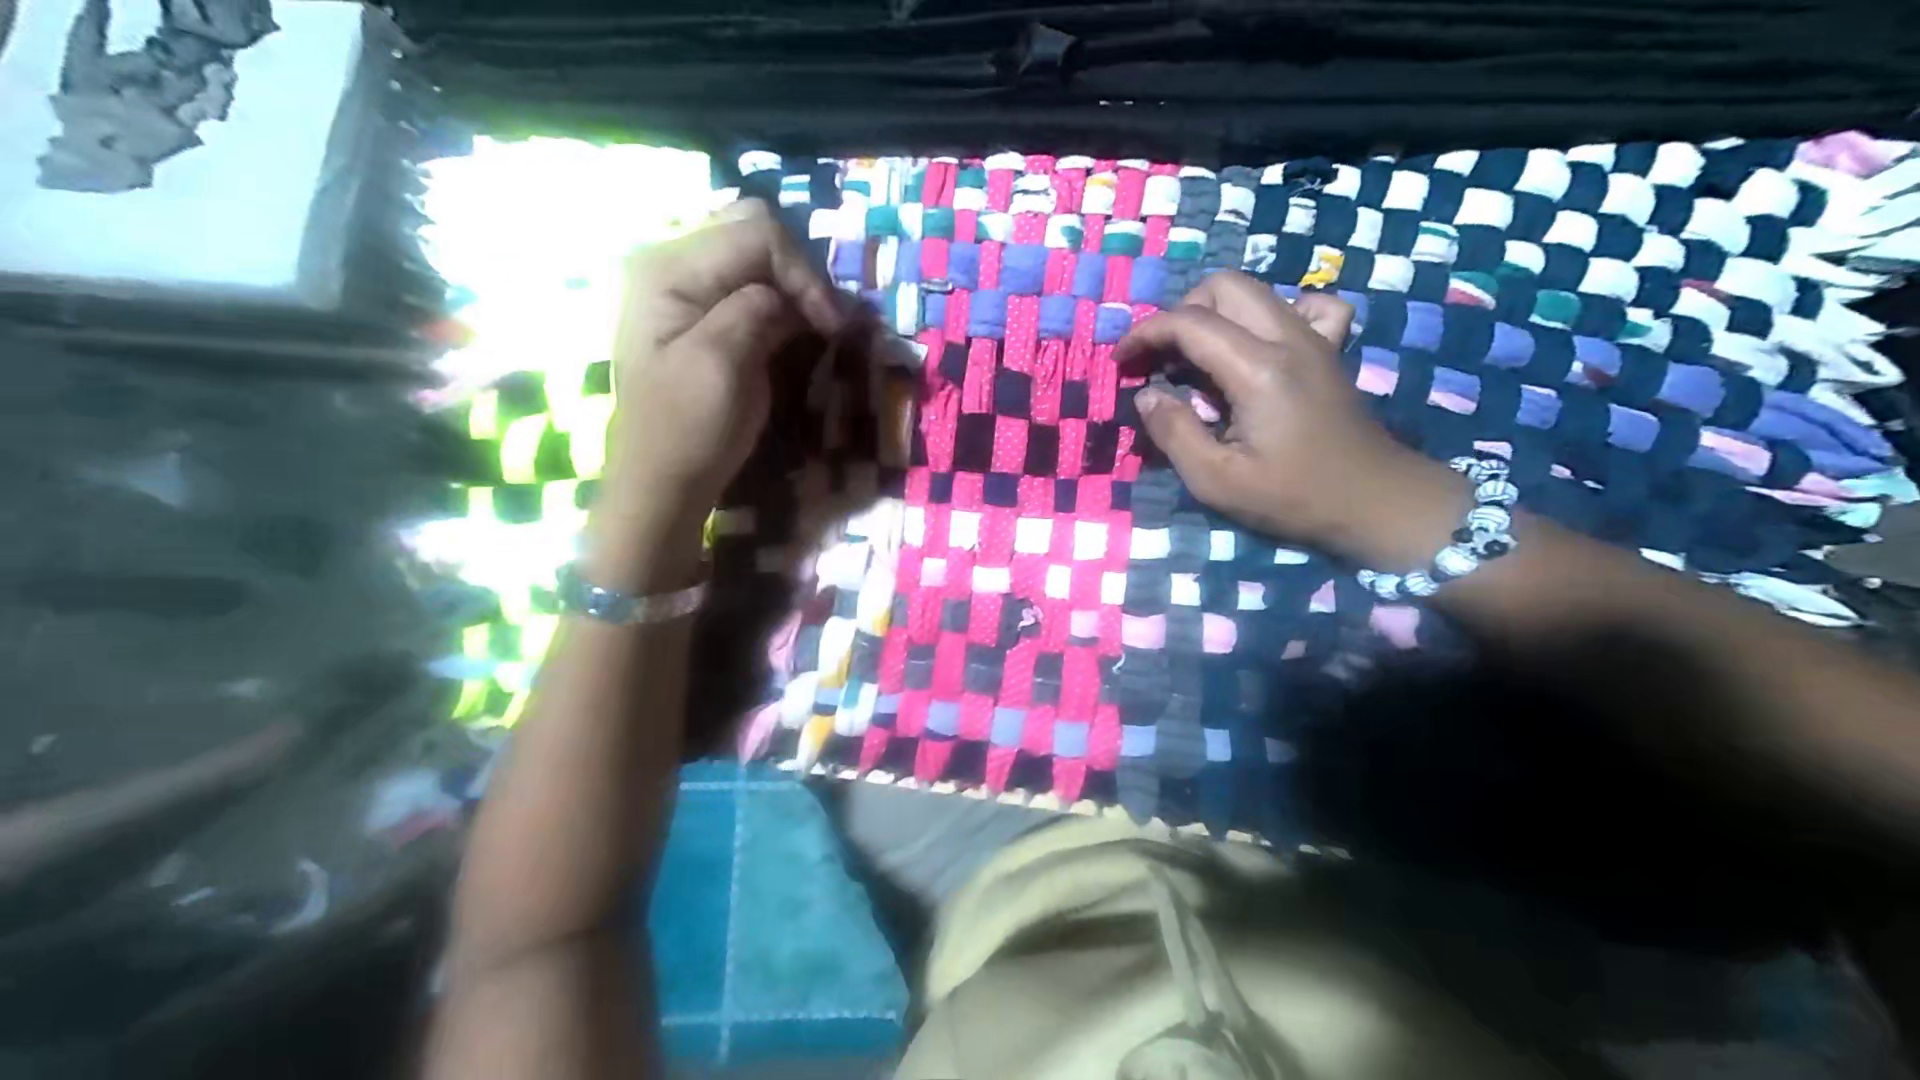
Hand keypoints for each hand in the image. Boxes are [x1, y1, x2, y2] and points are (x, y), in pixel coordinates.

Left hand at [585, 200, 843, 591]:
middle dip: (800, 275)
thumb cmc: (687, 429)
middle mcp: (674, 266)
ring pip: (759, 261)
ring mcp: (687, 294)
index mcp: (668, 269)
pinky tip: (800, 335)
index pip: (757, 233)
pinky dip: (785, 308)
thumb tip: (794, 296)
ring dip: (797, 292)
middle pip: (756, 234)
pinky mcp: (705, 321)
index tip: (832, 327)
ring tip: (821, 332)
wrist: (663, 484)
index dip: (803, 273)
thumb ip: (756, 309)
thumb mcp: (721, 362)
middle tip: (826, 324)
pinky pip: (754, 292)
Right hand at [1117, 271, 1462, 565]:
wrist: (1376, 501)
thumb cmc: (1293, 496)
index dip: (1144, 334)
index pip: (1188, 323)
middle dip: (1178, 314)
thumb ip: (1174, 432)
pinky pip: (1305, 306)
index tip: (1121, 362)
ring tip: (1197, 354)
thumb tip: (1146, 395)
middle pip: (1223, 287)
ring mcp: (1316, 338)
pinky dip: (1271, 313)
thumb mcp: (1216, 480)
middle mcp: (1288, 337)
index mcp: (1257, 369)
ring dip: (1214, 312)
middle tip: (1159, 358)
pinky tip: (1260, 343)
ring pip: (1257, 291)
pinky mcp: (1330, 349)